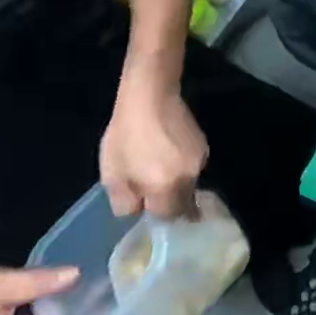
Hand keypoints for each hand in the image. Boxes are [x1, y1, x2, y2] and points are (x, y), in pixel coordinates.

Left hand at [101, 81, 207, 217]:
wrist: (150, 98)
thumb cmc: (125, 136)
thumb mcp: (111, 174)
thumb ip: (125, 202)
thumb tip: (140, 209)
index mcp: (165, 187)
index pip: (168, 216)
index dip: (155, 214)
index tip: (145, 204)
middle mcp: (189, 177)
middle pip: (182, 201)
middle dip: (168, 200)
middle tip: (149, 186)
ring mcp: (199, 161)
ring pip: (188, 184)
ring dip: (174, 181)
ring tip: (157, 164)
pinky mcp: (203, 146)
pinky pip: (192, 167)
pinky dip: (181, 165)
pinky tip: (167, 150)